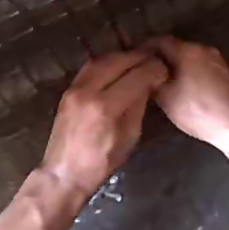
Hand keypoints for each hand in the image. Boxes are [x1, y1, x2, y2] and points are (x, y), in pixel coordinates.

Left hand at [38, 49, 169, 198]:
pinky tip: (118, 67)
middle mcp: (88, 91)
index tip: (164, 71)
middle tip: (154, 61)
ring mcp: (74, 88)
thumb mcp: (129, 136)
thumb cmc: (101, 162)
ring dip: (123, 57)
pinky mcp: (67, 90)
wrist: (64, 173)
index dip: (154, 70)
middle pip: (119, 61)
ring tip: (138, 61)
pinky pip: (90, 67)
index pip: (136, 76)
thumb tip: (147, 84)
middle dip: (140, 58)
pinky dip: (107, 63)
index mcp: (106, 107)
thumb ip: (138, 106)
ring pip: (102, 60)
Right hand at [145, 36, 228, 151]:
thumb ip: (152, 78)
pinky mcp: (224, 72)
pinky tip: (181, 87)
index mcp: (188, 50)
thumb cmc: (197, 110)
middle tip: (144, 72)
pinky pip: (199, 65)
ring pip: (188, 57)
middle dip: (159, 57)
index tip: (134, 59)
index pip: (159, 40)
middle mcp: (203, 48)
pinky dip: (187, 71)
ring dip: (174, 65)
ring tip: (161, 81)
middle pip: (175, 47)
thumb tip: (145, 70)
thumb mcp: (165, 97)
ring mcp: (217, 60)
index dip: (144, 48)